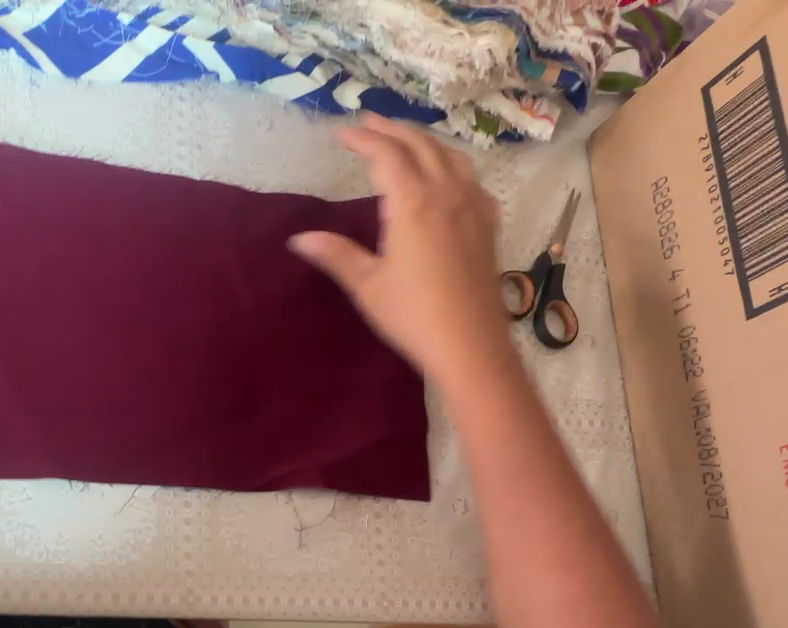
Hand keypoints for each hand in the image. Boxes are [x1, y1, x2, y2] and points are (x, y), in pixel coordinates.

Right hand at [290, 115, 512, 387]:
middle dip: (392, 130)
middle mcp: (446, 192)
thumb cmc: (413, 316)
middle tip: (369, 123)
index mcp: (414, 203)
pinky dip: (452, 163)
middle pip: (420, 145)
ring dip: (425, 140)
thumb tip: (299, 239)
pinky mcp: (488, 223)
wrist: (470, 344)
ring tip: (406, 139)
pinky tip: (448, 175)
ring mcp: (473, 205)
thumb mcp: (368, 286)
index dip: (363, 139)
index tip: (342, 132)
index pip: (386, 155)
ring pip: (450, 155)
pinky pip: (471, 177)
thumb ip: (336, 255)